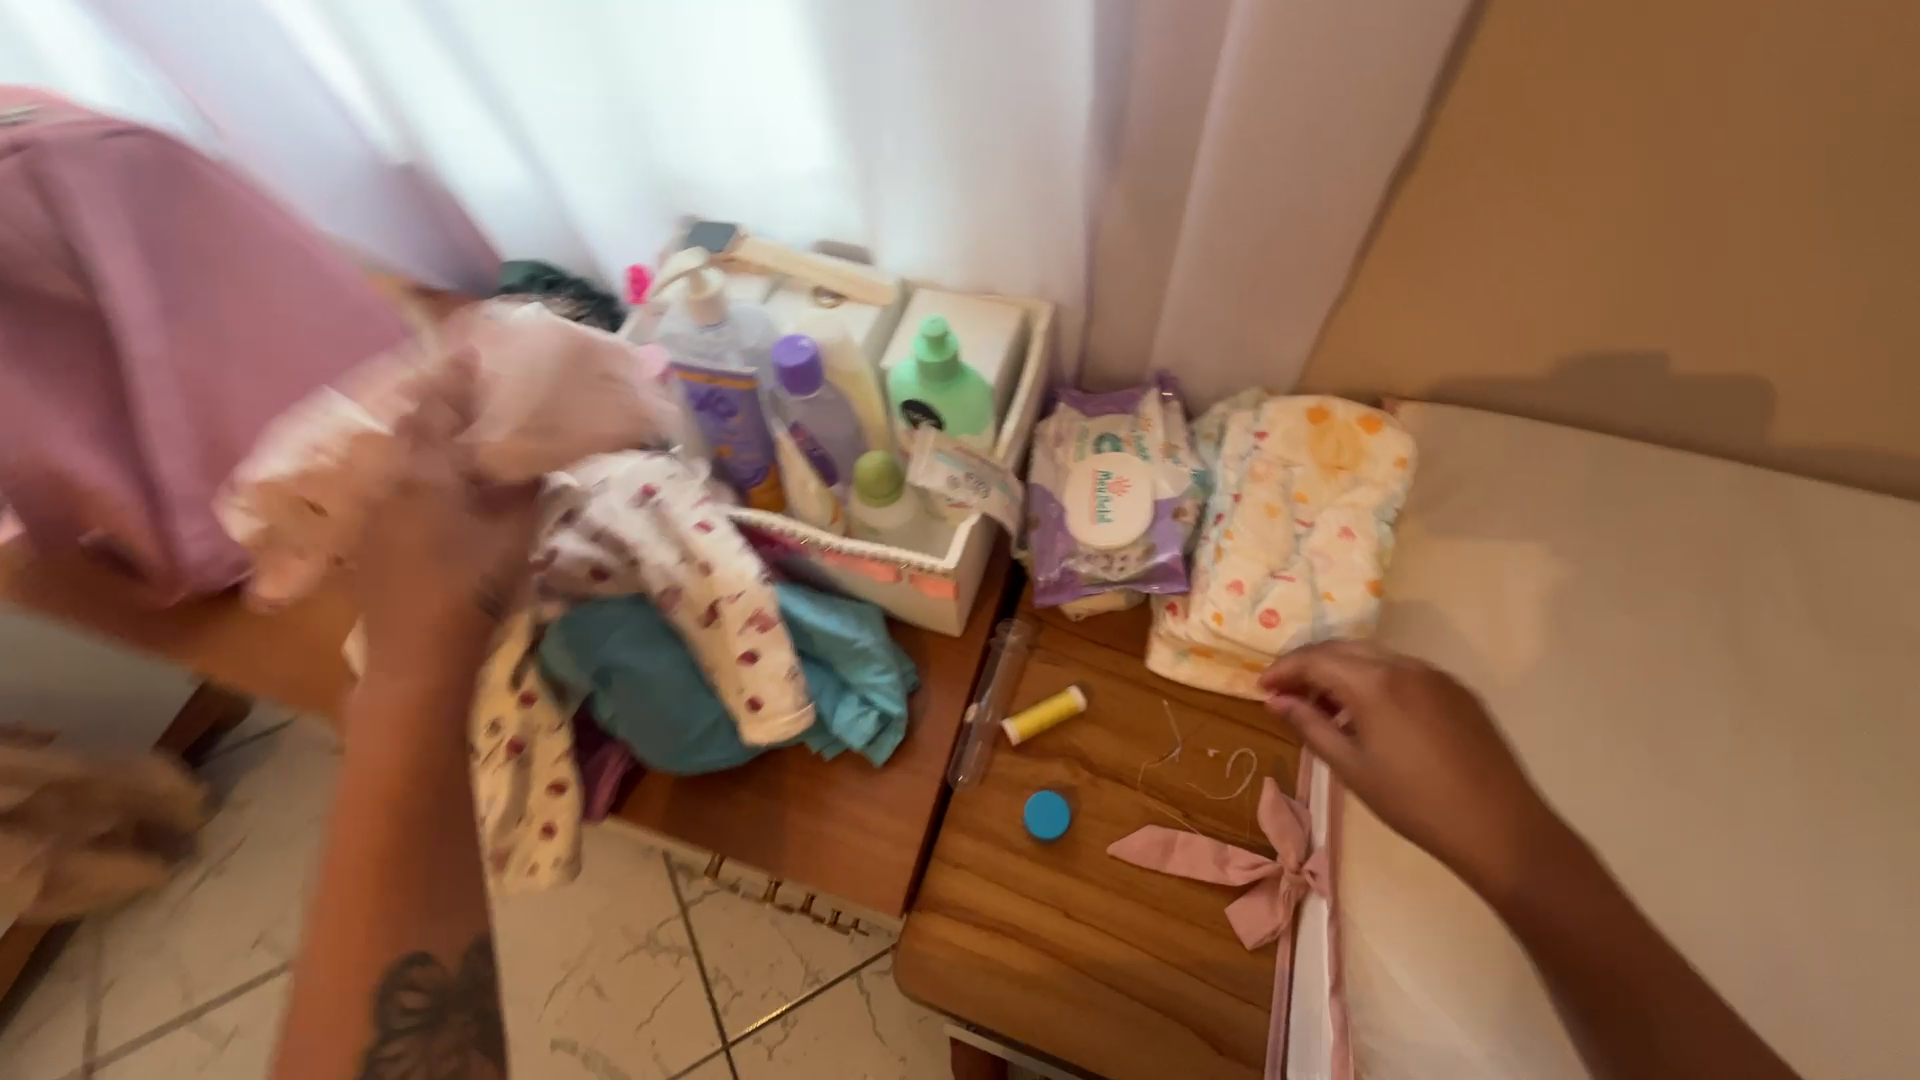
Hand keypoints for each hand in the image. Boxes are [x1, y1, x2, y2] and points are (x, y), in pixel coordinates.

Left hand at [354, 355, 539, 687]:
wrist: (418, 649)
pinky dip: (419, 465)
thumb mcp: (514, 532)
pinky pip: (396, 481)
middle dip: (438, 402)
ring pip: (401, 454)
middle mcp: (392, 479)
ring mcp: (376, 507)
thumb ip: (526, 486)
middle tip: (467, 387)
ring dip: (426, 434)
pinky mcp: (373, 533)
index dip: (455, 379)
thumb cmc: (473, 586)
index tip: (471, 352)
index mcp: (427, 471)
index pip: (439, 409)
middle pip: (412, 426)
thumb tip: (539, 455)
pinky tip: (439, 477)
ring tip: (456, 425)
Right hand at [1259, 641, 1567, 894]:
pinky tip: (1368, 714)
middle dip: (1308, 664)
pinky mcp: (1457, 691)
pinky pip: (1402, 671)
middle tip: (1287, 693)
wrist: (1501, 828)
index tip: (1262, 689)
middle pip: (1341, 649)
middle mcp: (1404, 666)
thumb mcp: (1350, 767)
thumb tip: (1276, 700)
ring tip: (1324, 705)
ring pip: (1373, 656)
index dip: (1282, 670)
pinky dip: (1373, 680)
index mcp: (1374, 683)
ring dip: (1340, 671)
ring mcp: (1435, 675)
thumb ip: (1309, 726)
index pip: (1314, 659)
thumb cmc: (1414, 803)